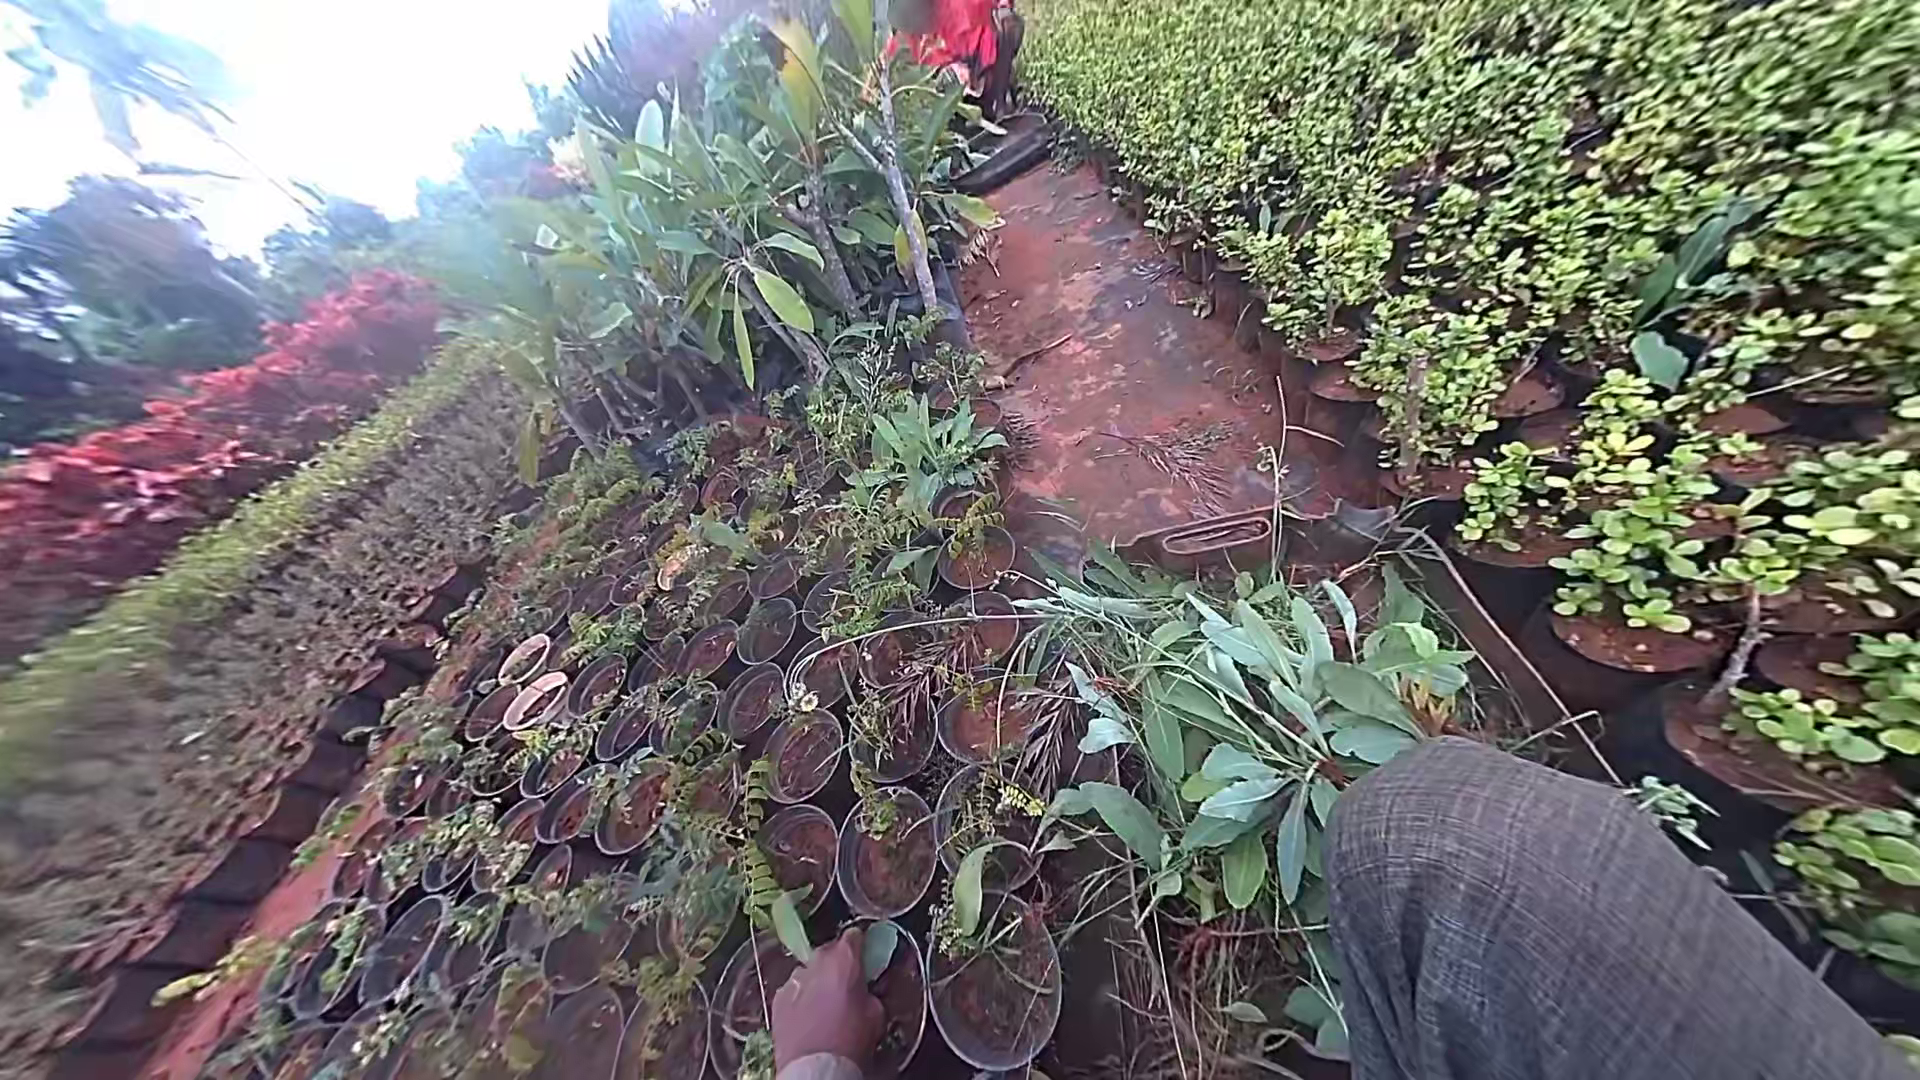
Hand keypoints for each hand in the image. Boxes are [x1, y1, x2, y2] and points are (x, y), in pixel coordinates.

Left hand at [771, 927, 886, 1070]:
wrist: (814, 1072)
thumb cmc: (850, 1040)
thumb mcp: (876, 1013)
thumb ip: (870, 991)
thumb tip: (865, 990)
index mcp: (845, 957)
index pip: (854, 935)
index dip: (859, 947)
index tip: (862, 960)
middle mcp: (818, 960)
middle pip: (830, 951)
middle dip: (837, 965)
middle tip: (843, 987)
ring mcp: (795, 978)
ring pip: (809, 971)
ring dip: (816, 981)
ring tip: (822, 1006)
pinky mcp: (778, 998)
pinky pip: (793, 990)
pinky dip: (799, 999)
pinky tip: (805, 1018)